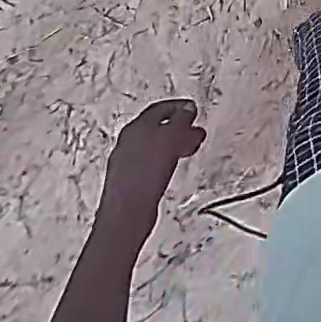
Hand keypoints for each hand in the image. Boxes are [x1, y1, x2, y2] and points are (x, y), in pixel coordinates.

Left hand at [96, 99, 205, 237]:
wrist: (127, 215)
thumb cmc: (144, 177)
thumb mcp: (171, 140)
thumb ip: (180, 121)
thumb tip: (187, 108)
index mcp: (135, 128)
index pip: (160, 109)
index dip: (179, 106)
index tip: (192, 107)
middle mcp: (128, 143)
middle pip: (157, 126)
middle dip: (178, 124)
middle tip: (193, 125)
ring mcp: (128, 162)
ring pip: (155, 144)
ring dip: (174, 141)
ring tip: (189, 145)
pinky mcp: (132, 181)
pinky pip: (153, 161)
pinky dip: (167, 157)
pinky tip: (174, 164)